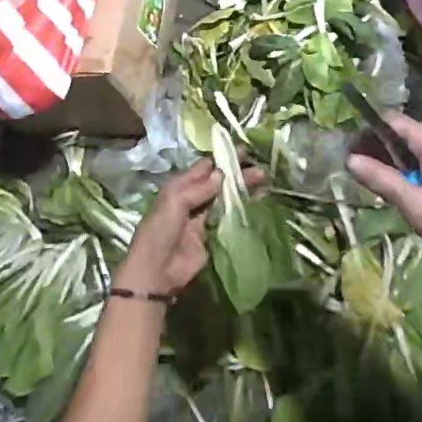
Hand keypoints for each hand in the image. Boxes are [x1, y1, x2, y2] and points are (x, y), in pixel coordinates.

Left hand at [112, 159, 261, 297]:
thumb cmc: (160, 231)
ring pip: (225, 197)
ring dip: (242, 188)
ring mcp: (202, 216)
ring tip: (263, 177)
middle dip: (235, 172)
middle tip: (257, 163)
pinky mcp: (212, 234)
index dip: (221, 159)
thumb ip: (198, 188)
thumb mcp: (174, 202)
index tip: (241, 151)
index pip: (203, 167)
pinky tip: (257, 200)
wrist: (157, 271)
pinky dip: (242, 207)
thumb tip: (221, 174)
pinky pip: (228, 216)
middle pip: (217, 181)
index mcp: (178, 186)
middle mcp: (191, 198)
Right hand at [347, 112, 421, 292]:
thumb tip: (349, 159)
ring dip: (395, 161)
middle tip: (356, 167)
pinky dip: (413, 171)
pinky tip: (405, 193)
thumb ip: (381, 179)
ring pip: (419, 151)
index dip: (368, 130)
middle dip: (379, 146)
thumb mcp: (415, 206)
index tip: (348, 149)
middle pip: (406, 134)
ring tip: (375, 181)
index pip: (393, 121)